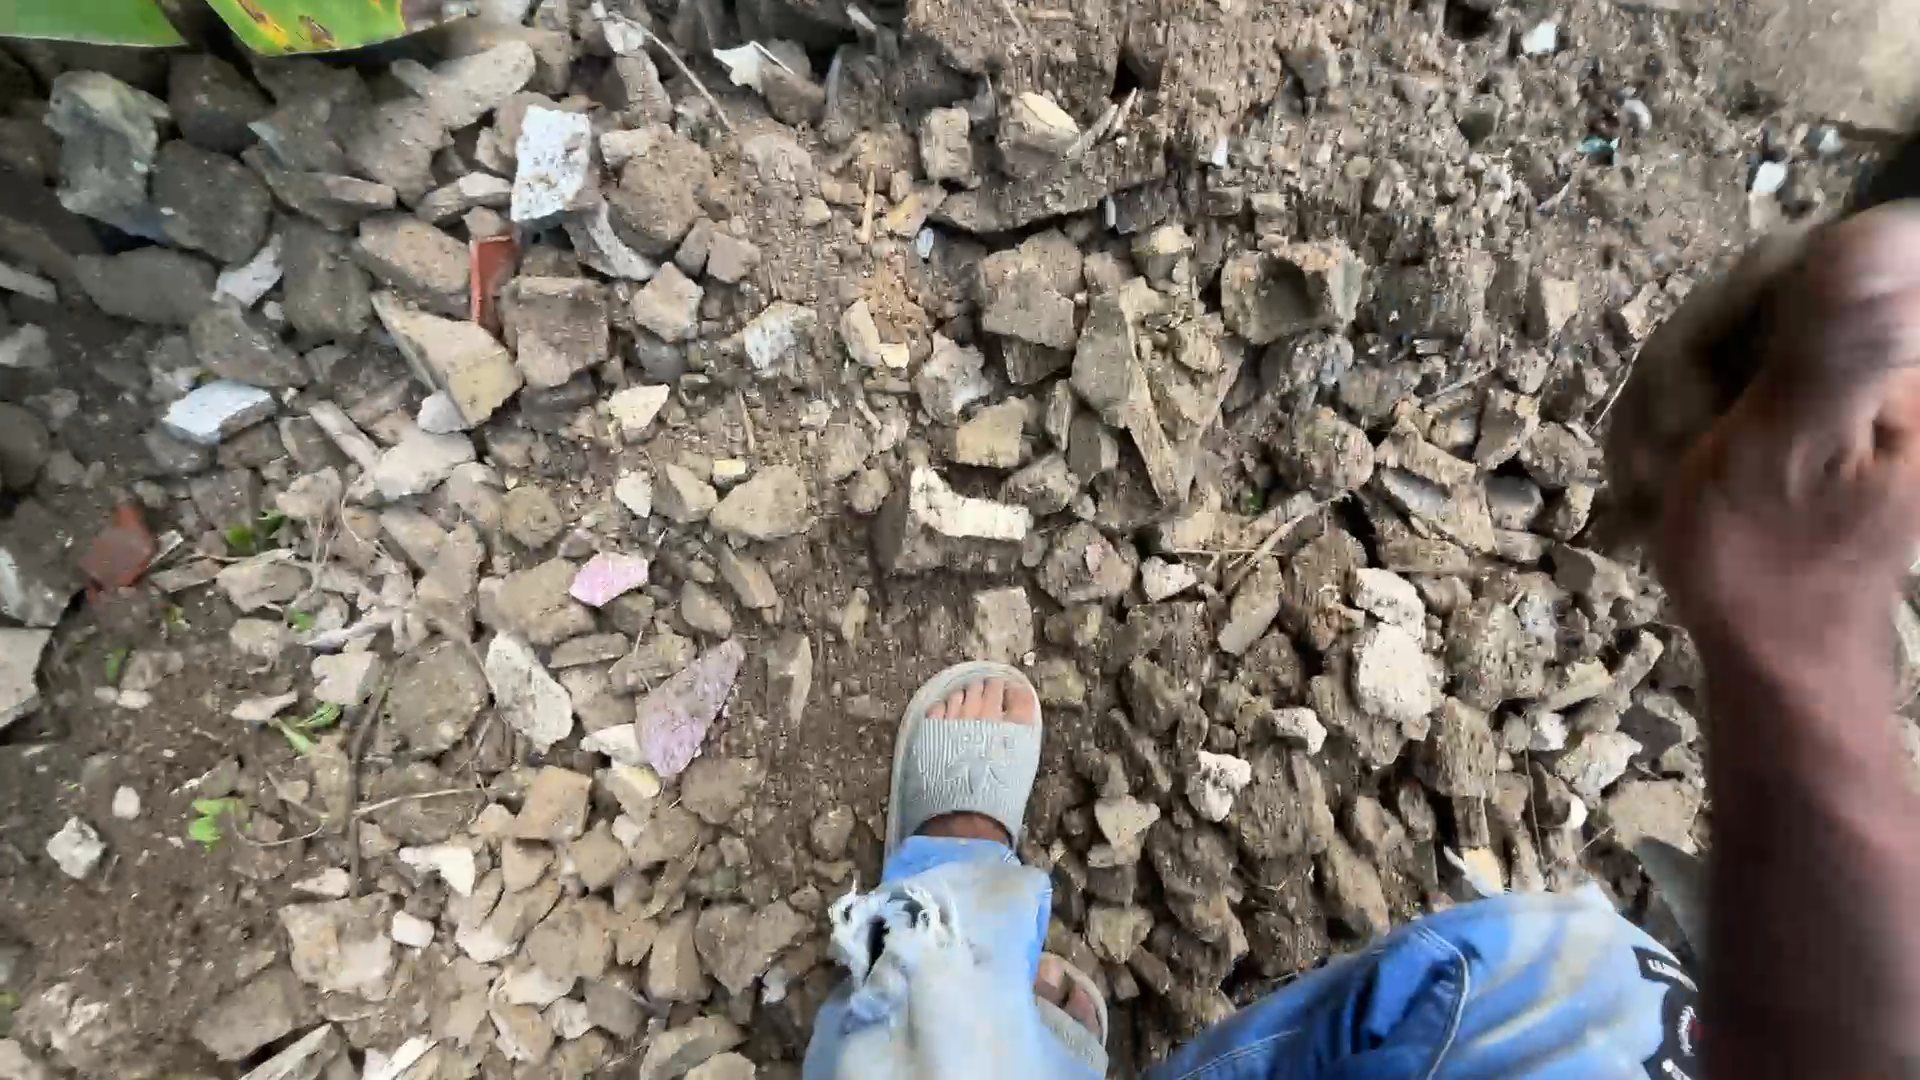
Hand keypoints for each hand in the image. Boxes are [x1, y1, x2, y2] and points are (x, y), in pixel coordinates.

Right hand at [1653, 203, 1919, 676]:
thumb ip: (1833, 351)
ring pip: (1709, 347)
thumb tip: (1875, 232)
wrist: (1768, 635)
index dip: (1729, 313)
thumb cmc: (1772, 558)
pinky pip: (1702, 383)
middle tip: (1677, 449)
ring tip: (1665, 475)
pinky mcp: (1798, 405)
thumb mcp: (1789, 454)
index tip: (1706, 392)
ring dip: (1663, 413)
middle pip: (1746, 302)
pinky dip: (1665, 429)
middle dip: (1681, 379)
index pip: (1804, 262)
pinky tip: (1668, 471)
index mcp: (1912, 361)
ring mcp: (1839, 381)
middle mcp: (1888, 355)